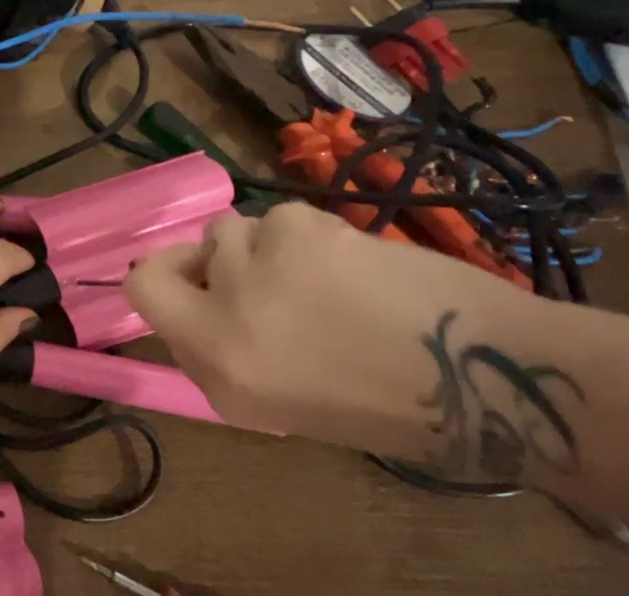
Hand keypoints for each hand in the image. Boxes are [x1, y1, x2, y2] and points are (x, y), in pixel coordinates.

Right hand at [125, 202, 537, 457]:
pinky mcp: (304, 227)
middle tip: (274, 290)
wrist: (487, 373)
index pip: (141, 286)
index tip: (191, 284)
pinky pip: (282, 220)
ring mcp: (263, 261)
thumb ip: (217, 353)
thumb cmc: (383, 408)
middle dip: (222, 265)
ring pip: (238, 230)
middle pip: (190, 252)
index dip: (160, 277)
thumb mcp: (274, 406)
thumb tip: (196, 306)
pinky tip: (351, 267)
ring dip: (266, 249)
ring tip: (325, 280)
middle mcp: (225, 304)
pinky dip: (307, 238)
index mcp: (217, 358)